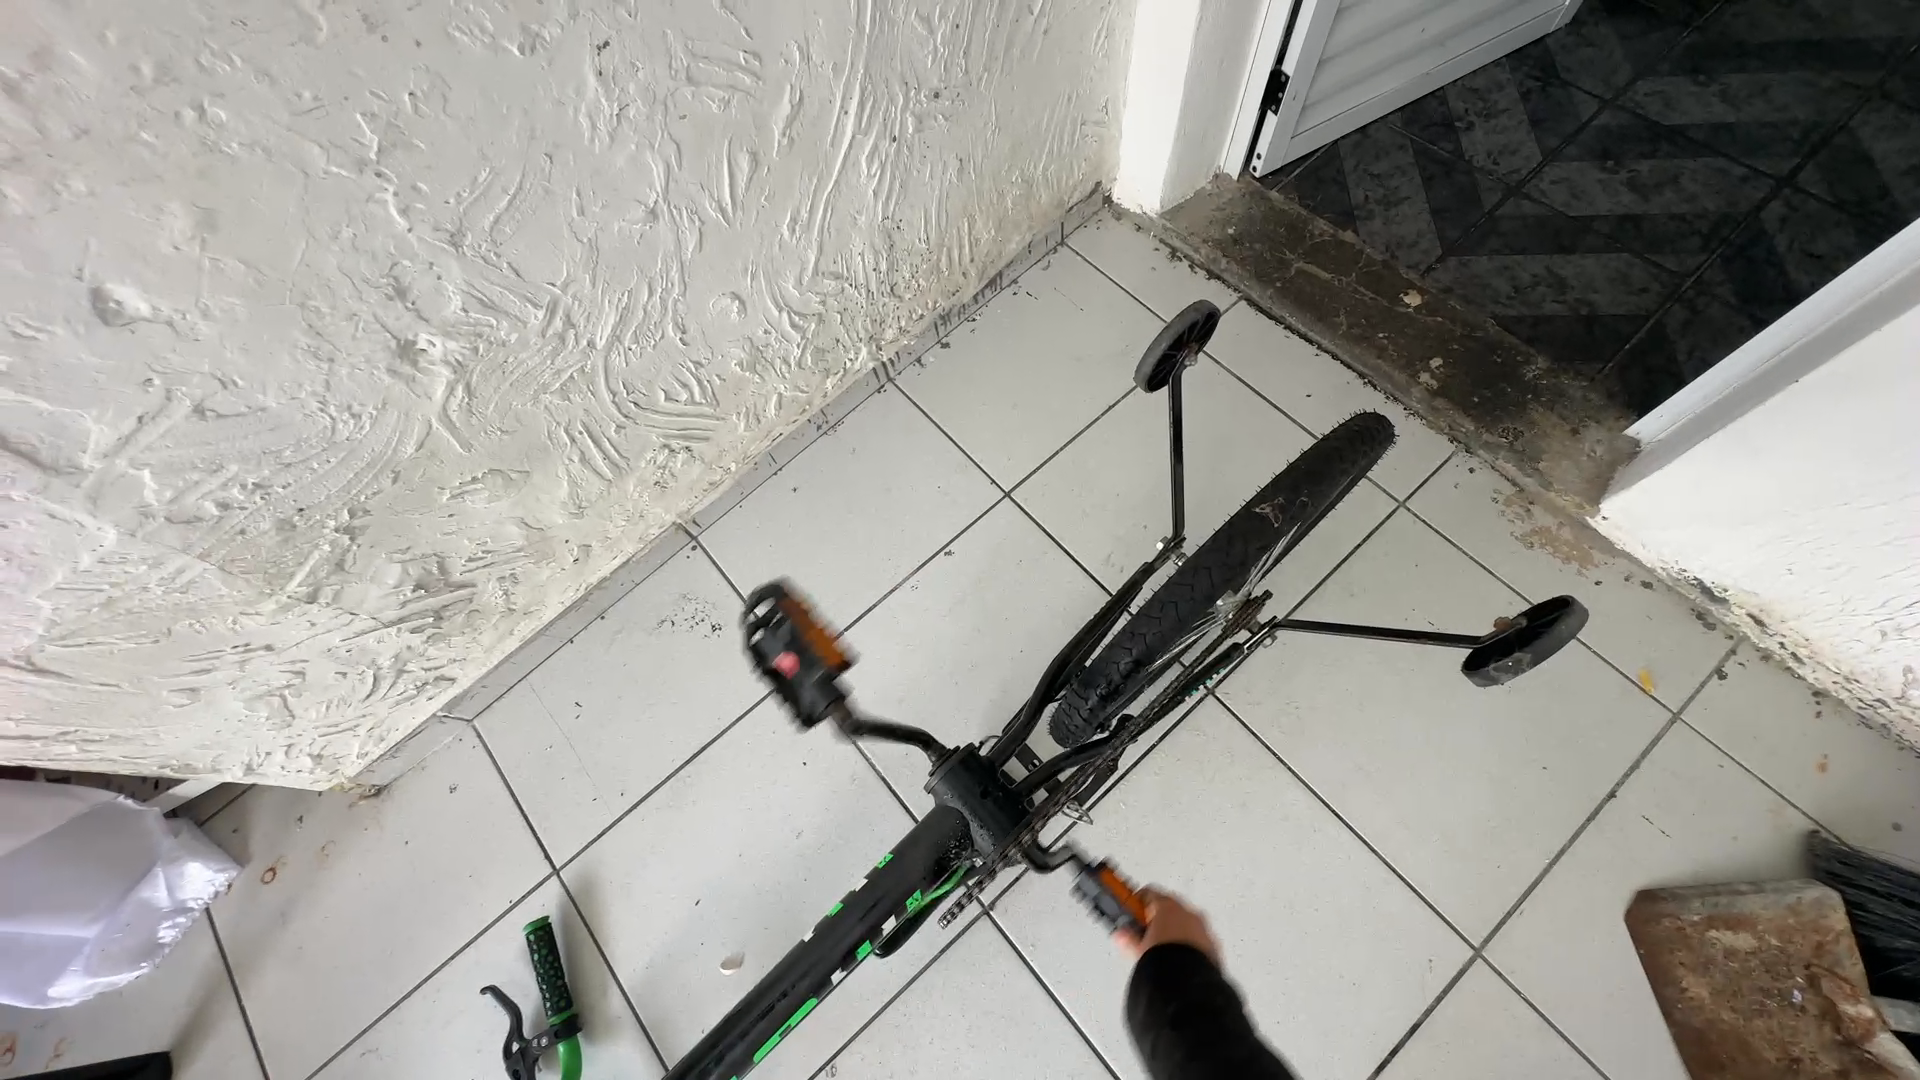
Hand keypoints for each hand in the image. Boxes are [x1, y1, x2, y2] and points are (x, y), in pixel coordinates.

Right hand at [1113, 887, 1220, 966]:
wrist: (1189, 982)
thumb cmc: (1165, 958)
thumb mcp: (1139, 948)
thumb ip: (1129, 938)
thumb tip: (1121, 936)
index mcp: (1168, 905)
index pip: (1149, 893)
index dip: (1138, 902)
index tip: (1133, 911)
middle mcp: (1188, 912)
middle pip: (1169, 907)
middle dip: (1158, 917)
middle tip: (1147, 931)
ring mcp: (1202, 928)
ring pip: (1186, 923)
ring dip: (1175, 931)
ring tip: (1164, 948)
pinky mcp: (1213, 945)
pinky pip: (1198, 938)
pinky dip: (1189, 944)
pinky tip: (1181, 958)